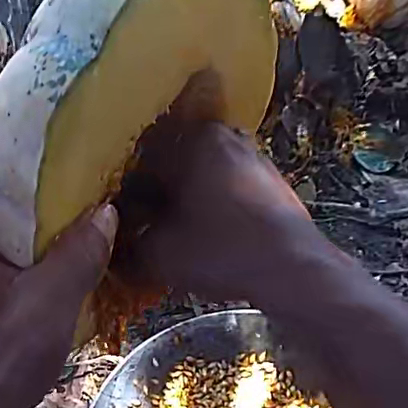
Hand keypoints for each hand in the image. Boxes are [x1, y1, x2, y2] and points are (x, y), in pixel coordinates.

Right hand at [120, 121, 333, 304]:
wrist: (293, 270)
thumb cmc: (222, 252)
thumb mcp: (160, 255)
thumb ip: (128, 249)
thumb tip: (114, 253)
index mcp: (193, 139)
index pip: (141, 155)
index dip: (123, 189)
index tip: (116, 216)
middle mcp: (224, 136)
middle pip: (173, 162)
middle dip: (154, 193)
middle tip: (140, 226)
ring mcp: (252, 157)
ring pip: (201, 175)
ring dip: (182, 200)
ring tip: (170, 234)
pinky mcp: (270, 183)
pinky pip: (225, 189)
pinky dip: (209, 207)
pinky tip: (203, 237)